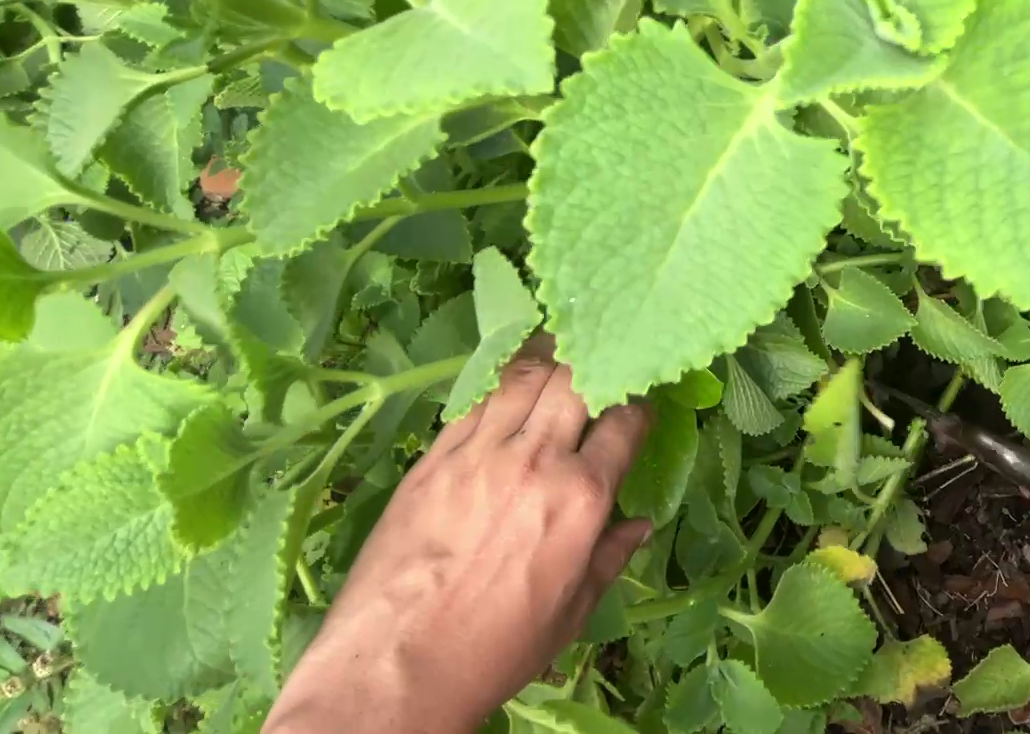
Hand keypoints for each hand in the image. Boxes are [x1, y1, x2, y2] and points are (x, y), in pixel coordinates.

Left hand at [266, 335, 651, 733]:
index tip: (640, 407)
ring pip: (524, 378)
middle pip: (575, 380)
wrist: (389, 675)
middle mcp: (537, 460)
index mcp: (582, 496)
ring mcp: (480, 455)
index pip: (626, 422)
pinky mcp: (433, 460)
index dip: (640, 406)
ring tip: (556, 353)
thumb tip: (641, 524)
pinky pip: (474, 403)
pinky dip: (499, 387)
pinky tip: (506, 387)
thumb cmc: (496, 649)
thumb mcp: (574, 610)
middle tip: (599, 366)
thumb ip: (612, 556)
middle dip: (595, 365)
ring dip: (548, 361)